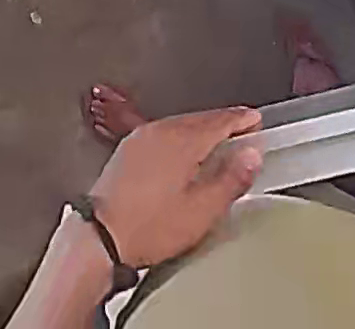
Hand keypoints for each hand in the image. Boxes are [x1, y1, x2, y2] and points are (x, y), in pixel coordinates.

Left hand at [87, 107, 263, 266]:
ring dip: (202, 129)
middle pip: (201, 118)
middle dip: (224, 123)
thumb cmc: (148, 227)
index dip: (241, 119)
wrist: (100, 235)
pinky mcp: (130, 146)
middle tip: (242, 130)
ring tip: (218, 143)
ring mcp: (143, 136)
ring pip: (182, 123)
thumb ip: (231, 180)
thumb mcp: (200, 212)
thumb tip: (252, 156)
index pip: (219, 120)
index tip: (254, 120)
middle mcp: (162, 130)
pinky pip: (164, 132)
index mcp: (182, 140)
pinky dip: (182, 136)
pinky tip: (186, 152)